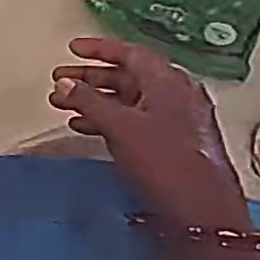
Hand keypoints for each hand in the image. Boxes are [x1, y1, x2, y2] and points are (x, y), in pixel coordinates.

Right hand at [50, 38, 249, 226]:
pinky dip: (106, 118)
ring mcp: (174, 120)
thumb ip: (88, 100)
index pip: (131, 53)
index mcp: (168, 82)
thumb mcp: (119, 125)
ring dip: (94, 99)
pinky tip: (82, 126)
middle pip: (127, 76)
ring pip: (127, 99)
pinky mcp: (169, 142)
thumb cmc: (162, 159)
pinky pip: (132, 120)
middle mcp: (175, 95)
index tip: (72, 48)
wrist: (200, 210)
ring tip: (62, 104)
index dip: (100, 49)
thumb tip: (64, 83)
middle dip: (90, 77)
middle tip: (59, 79)